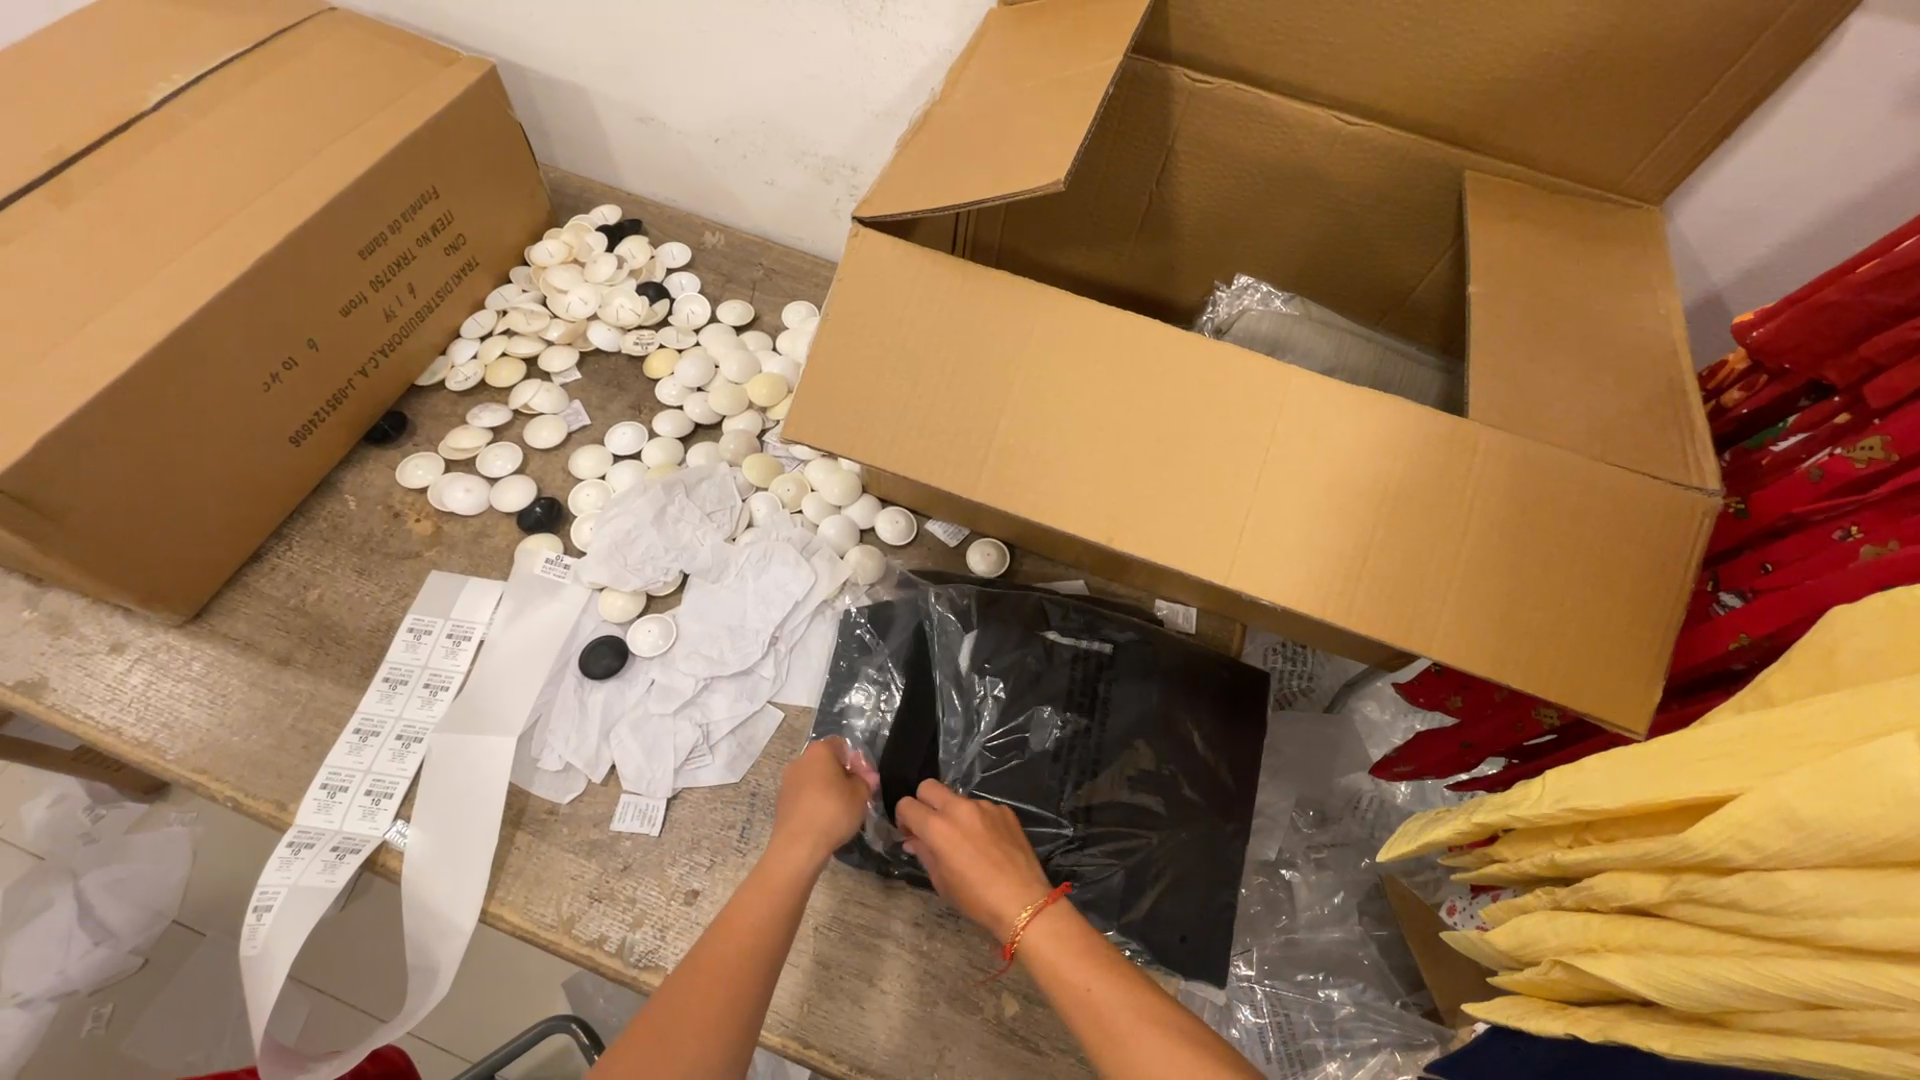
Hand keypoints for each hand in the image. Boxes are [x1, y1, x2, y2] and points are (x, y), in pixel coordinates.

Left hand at [769, 737, 879, 867]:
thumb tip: (867, 777)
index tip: (865, 780)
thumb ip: (866, 781)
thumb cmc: (833, 812)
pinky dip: (815, 802)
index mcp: (820, 751)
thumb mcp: (861, 795)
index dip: (857, 760)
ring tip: (841, 810)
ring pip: (814, 779)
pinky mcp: (781, 802)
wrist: (798, 846)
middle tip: (857, 794)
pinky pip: (804, 796)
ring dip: (828, 789)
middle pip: (826, 761)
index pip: (842, 744)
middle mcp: (800, 760)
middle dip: (843, 774)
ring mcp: (787, 781)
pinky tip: (825, 820)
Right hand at [895, 780, 1052, 935]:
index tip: (910, 832)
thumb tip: (913, 840)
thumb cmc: (975, 898)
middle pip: (929, 786)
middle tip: (931, 827)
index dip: (903, 818)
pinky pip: (981, 807)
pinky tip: (987, 843)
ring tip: (964, 839)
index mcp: (937, 827)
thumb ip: (924, 853)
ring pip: (957, 797)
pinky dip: (977, 820)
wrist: (1022, 900)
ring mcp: (984, 806)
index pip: (906, 804)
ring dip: (953, 812)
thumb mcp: (941, 881)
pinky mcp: (1004, 809)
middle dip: (923, 802)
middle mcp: (959, 808)